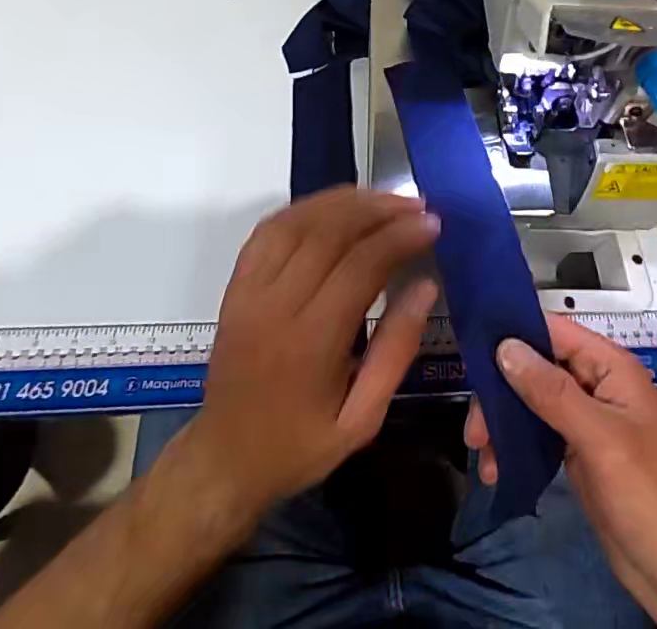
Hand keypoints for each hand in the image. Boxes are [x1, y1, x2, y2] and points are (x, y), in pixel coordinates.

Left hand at [182, 186, 439, 517]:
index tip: (431, 224)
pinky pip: (268, 231)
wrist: (225, 459)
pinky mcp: (235, 286)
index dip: (399, 237)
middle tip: (414, 204)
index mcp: (310, 343)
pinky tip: (332, 206)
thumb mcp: (362, 418)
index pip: (360, 266)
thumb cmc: (299, 445)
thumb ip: (396, 350)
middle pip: (328, 234)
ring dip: (342, 201)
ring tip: (382, 197)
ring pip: (296, 223)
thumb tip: (425, 287)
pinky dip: (303, 209)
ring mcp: (248, 291)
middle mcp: (275, 305)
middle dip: (377, 210)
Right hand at [465, 316, 656, 628]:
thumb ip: (552, 392)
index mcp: (611, 368)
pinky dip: (512, 443)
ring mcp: (585, 417)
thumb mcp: (600, 439)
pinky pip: (534, 430)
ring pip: (529, 398)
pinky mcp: (575, 448)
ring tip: (481, 452)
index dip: (515, 332)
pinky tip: (495, 467)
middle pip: (535, 365)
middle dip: (500, 388)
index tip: (473, 348)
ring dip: (501, 421)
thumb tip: (505, 347)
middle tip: (474, 424)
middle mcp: (596, 384)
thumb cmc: (651, 497)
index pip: (555, 331)